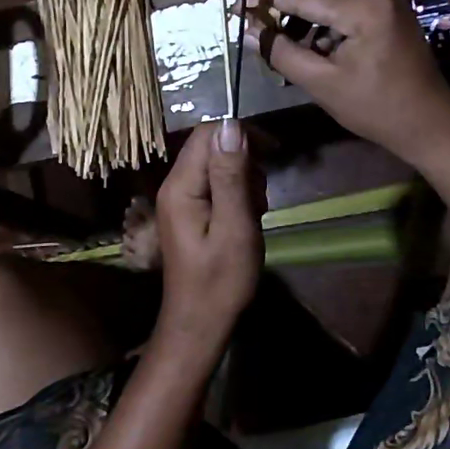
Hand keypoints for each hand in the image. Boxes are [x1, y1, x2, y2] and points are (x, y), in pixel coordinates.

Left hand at [153, 120, 261, 353]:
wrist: (201, 323)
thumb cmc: (221, 280)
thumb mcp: (234, 226)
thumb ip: (231, 175)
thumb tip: (231, 125)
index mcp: (181, 186)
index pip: (208, 134)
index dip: (241, 134)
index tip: (273, 152)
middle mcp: (176, 185)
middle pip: (213, 146)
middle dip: (246, 161)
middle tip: (261, 196)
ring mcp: (182, 199)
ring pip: (219, 165)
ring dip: (245, 180)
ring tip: (255, 212)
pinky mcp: (192, 211)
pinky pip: (218, 185)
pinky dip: (239, 194)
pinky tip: (247, 219)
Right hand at [244, 0, 449, 157]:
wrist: (430, 122)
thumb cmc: (376, 109)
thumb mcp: (322, 84)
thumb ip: (282, 52)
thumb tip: (249, 28)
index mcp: (363, 8)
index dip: (265, 1)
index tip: (238, 12)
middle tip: (267, 24)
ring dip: (308, 2)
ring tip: (293, 38)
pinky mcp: (393, 8)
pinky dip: (329, 9)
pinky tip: (320, 41)